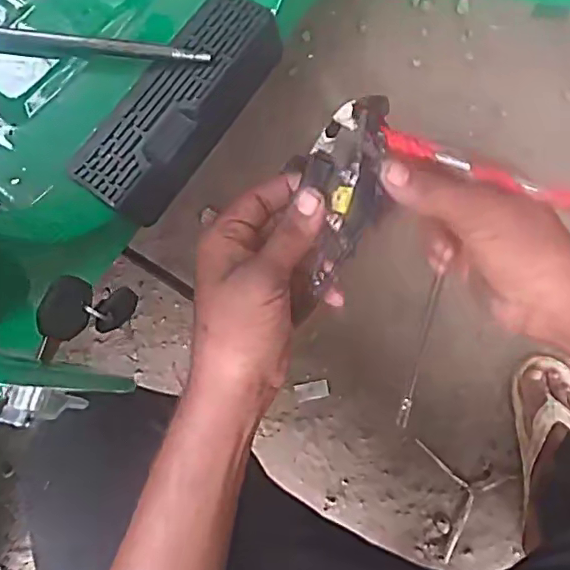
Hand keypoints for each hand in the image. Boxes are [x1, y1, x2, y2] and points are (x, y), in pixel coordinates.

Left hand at [188, 173, 325, 409]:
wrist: (239, 386)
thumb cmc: (238, 331)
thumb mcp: (265, 277)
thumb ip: (291, 236)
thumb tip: (313, 198)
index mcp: (226, 240)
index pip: (258, 198)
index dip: (288, 188)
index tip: (323, 183)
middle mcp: (242, 254)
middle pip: (283, 224)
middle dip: (313, 225)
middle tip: (344, 219)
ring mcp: (263, 277)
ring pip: (299, 251)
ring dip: (322, 256)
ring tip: (342, 258)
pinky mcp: (280, 299)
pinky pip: (305, 279)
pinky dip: (321, 283)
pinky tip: (335, 294)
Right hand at [381, 158, 569, 342]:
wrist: (549, 304)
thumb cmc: (522, 250)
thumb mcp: (476, 215)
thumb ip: (431, 192)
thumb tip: (388, 168)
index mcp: (489, 178)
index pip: (442, 159)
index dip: (412, 161)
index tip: (382, 167)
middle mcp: (480, 198)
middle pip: (431, 191)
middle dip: (423, 209)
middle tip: (427, 223)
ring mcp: (474, 228)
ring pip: (431, 221)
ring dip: (432, 237)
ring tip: (447, 253)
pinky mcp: (469, 256)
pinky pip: (440, 246)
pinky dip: (439, 255)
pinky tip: (448, 265)